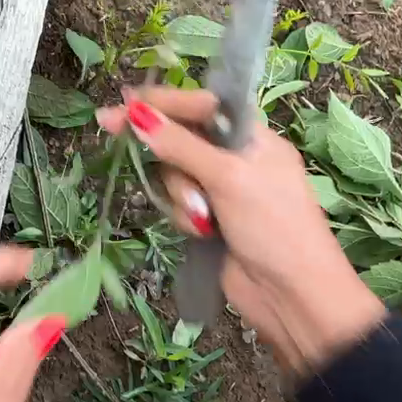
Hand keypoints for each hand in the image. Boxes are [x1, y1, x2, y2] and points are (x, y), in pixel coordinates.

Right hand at [97, 87, 385, 376]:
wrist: (294, 299)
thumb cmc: (274, 227)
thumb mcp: (228, 178)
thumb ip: (180, 144)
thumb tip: (137, 113)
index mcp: (252, 136)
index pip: (200, 104)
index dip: (162, 101)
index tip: (124, 101)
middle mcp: (235, 156)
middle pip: (179, 135)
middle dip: (160, 145)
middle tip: (108, 126)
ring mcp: (220, 189)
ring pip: (173, 171)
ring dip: (179, 192)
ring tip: (201, 217)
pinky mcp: (208, 217)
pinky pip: (176, 201)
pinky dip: (182, 214)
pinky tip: (199, 231)